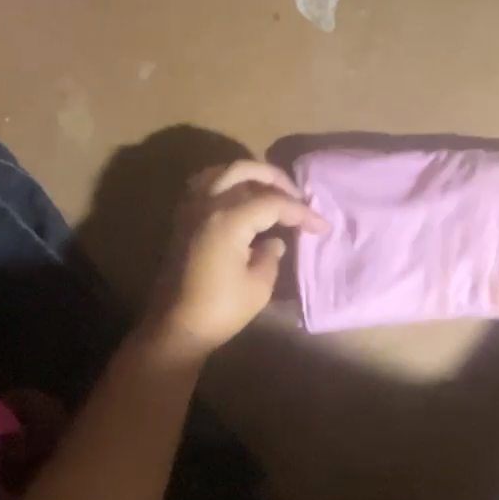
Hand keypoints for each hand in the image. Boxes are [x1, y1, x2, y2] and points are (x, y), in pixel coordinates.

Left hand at [147, 160, 328, 357]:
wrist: (177, 328)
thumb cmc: (220, 310)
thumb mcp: (258, 287)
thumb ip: (271, 256)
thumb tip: (274, 241)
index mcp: (228, 220)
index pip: (272, 203)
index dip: (300, 212)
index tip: (321, 226)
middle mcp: (207, 204)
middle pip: (244, 171)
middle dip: (275, 178)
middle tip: (297, 195)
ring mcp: (190, 210)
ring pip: (221, 172)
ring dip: (248, 175)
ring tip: (269, 191)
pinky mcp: (182, 221)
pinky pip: (205, 186)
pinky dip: (226, 184)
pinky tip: (240, 199)